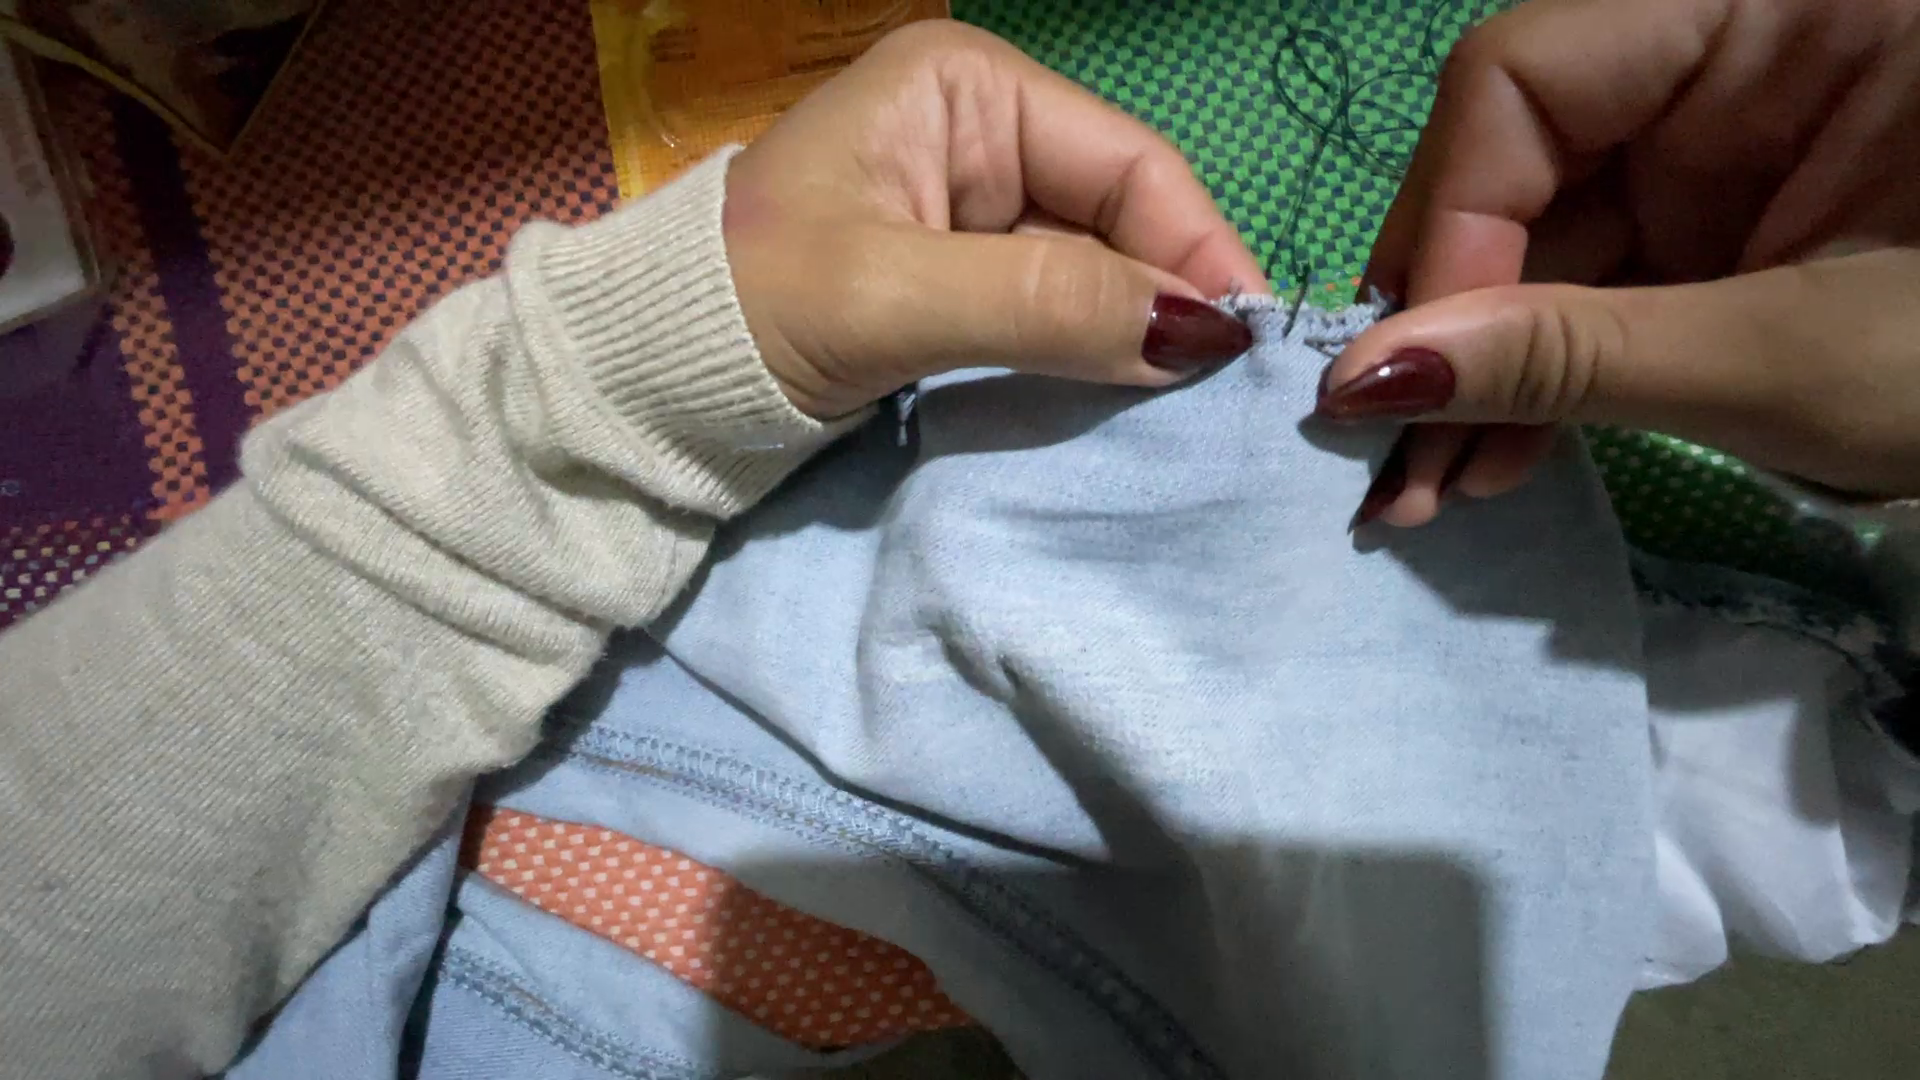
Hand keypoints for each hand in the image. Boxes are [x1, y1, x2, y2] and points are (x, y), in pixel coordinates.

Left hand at [723, 21, 1266, 419]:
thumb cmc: (755, 306)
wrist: (663, 376)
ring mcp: (970, 219)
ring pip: (1087, 271)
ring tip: (1182, 394)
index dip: (1194, 247)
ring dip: (1132, 329)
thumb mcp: (896, 295)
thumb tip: (1193, 333)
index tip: (1241, 336)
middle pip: (1115, 217)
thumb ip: (1042, 303)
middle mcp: (979, 142)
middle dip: (1167, 294)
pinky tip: (1117, 388)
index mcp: (966, 94)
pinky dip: (1084, 352)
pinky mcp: (959, 286)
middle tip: (1217, 381)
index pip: (1126, 162)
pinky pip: (1048, 313)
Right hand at [1316, 0, 1919, 525]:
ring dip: (1466, 381)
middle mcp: (1728, 56)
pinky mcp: (1691, 228)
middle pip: (1498, 180)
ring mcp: (1702, 151)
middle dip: (1436, 332)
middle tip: (1396, 457)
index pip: (1521, 83)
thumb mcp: (1795, 360)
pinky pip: (1559, 295)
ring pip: (1515, 258)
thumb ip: (1560, 358)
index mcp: (1792, 2)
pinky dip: (1518, 386)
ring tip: (1435, 487)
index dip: (1441, 229)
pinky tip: (1492, 462)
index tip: (1406, 370)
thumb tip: (1352, 383)